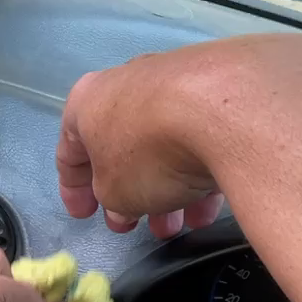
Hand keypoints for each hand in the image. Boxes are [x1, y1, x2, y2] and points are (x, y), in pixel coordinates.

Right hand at [57, 33, 301, 236]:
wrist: (232, 107)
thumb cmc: (149, 151)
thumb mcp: (114, 193)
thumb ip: (110, 197)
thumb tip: (125, 199)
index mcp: (88, 101)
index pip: (70, 151)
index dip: (74, 190)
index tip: (84, 216)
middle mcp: (129, 81)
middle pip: (124, 147)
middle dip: (131, 193)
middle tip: (138, 225)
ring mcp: (180, 76)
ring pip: (166, 142)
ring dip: (169, 187)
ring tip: (184, 222)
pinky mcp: (227, 82)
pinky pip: (204, 133)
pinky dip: (203, 166)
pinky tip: (214, 200)